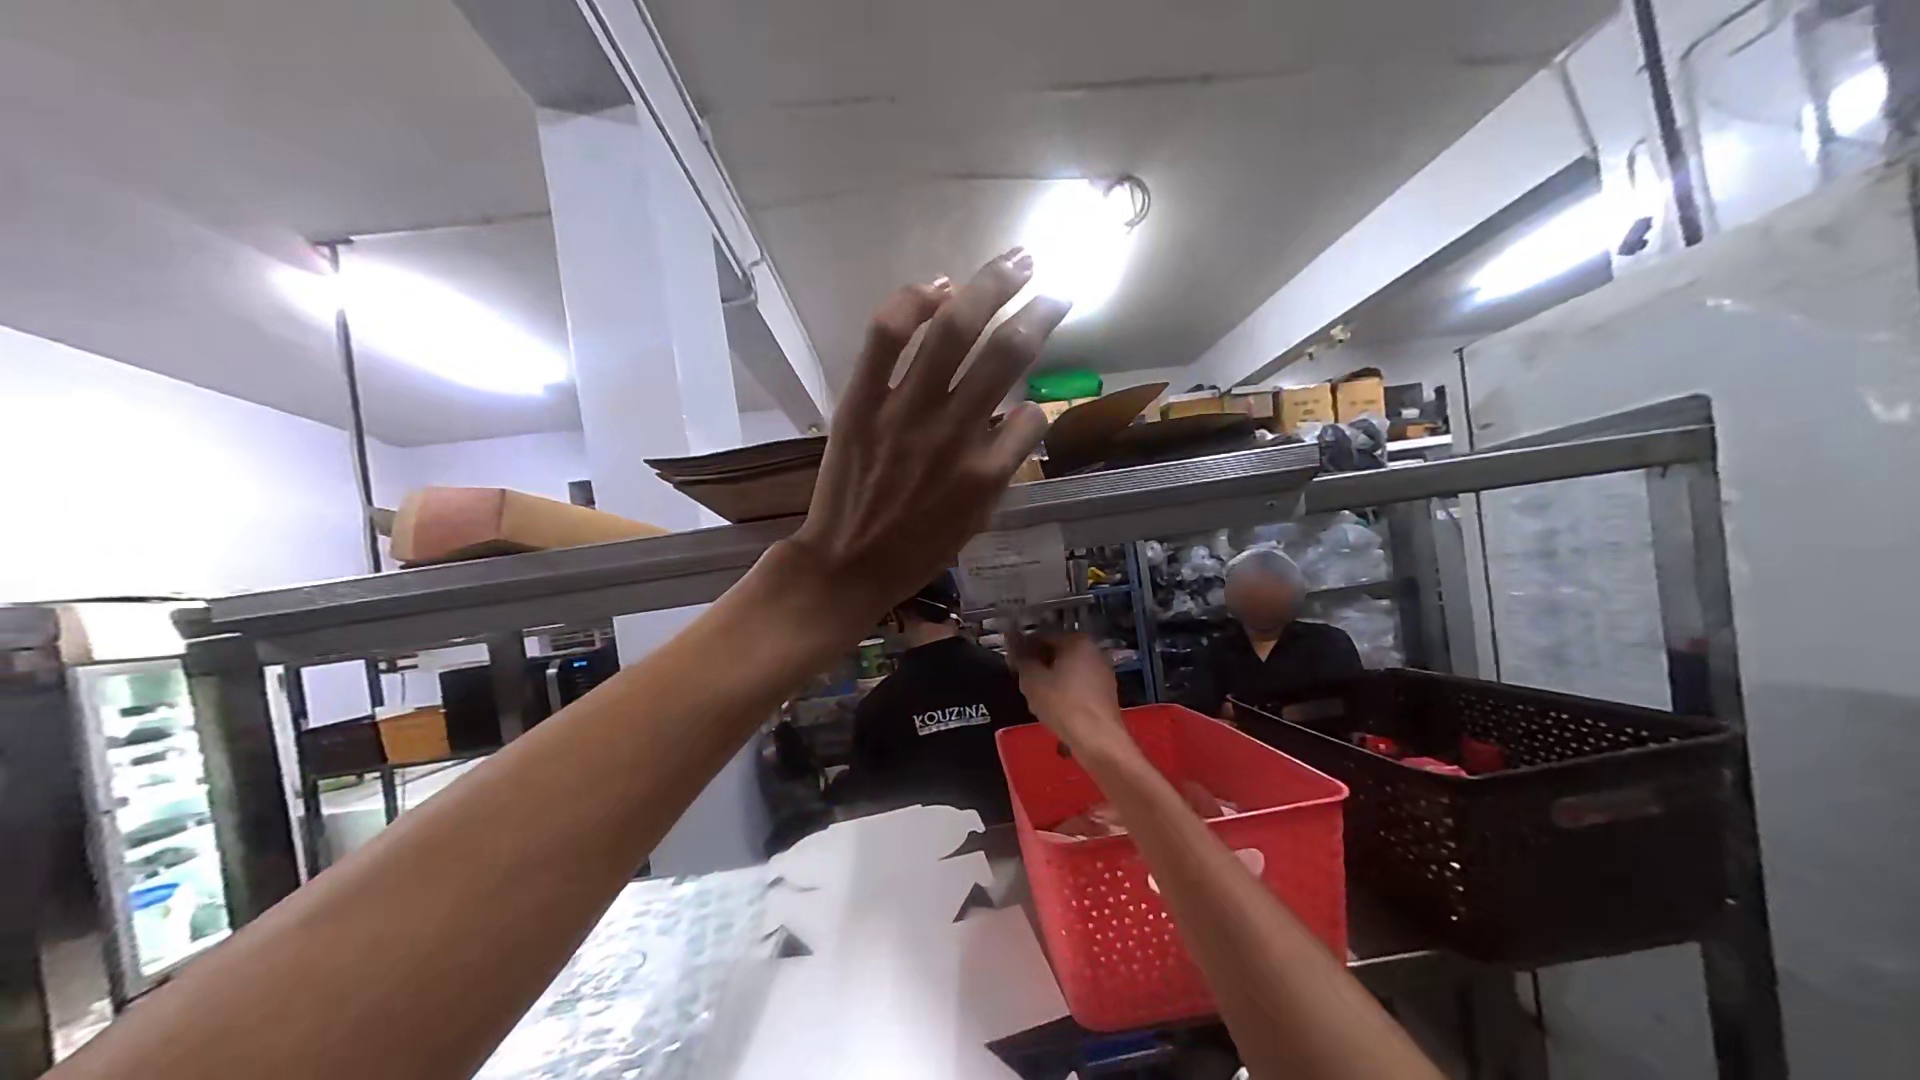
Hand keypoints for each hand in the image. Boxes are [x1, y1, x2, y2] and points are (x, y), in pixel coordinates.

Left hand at [787, 250, 1071, 619]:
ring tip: (1015, 261)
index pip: (1032, 418)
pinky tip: (938, 288)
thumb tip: (1022, 418)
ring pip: (954, 331)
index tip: (1033, 397)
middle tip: (1053, 283)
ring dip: (991, 286)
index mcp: (987, 473)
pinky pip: (887, 337)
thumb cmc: (914, 552)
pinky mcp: (862, 401)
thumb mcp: (976, 523)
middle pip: (1008, 352)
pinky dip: (914, 303)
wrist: (846, 565)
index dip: (1039, 406)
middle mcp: (954, 433)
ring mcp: (906, 412)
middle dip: (1039, 309)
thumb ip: (1003, 471)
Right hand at [1009, 632, 1135, 759]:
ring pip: (1067, 669)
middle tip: (1022, 682)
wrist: (1098, 740)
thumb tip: (1011, 638)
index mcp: (1077, 641)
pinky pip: (1078, 685)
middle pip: (1056, 652)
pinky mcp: (1106, 693)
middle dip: (1037, 665)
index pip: (1041, 636)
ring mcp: (1102, 672)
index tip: (1011, 664)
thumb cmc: (1062, 704)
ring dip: (1049, 679)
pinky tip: (1054, 708)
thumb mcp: (1032, 679)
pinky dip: (1063, 691)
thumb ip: (1021, 657)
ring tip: (1036, 698)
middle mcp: (1094, 651)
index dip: (1022, 649)